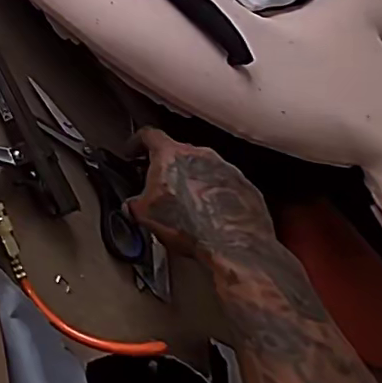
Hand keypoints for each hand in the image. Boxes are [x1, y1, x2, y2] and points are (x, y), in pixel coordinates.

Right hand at [125, 127, 274, 259]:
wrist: (233, 247)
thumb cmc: (189, 226)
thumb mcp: (144, 214)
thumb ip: (135, 202)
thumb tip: (133, 206)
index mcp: (170, 154)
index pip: (149, 135)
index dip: (137, 142)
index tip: (134, 152)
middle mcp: (201, 155)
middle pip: (179, 152)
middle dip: (169, 166)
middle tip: (162, 184)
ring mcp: (228, 170)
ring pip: (204, 168)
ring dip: (194, 180)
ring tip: (188, 204)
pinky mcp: (248, 188)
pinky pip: (226, 185)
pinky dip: (216, 194)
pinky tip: (211, 214)